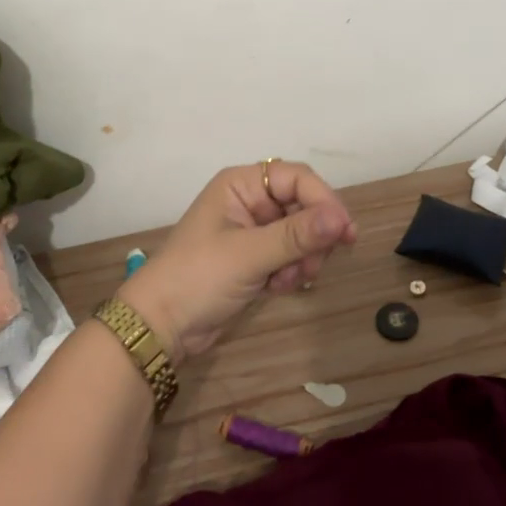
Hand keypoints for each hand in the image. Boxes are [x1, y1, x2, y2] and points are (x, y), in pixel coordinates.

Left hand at [116, 160, 356, 365]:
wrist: (160, 327)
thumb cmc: (198, 278)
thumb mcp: (250, 255)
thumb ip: (297, 235)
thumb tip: (343, 219)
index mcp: (241, 184)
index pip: (297, 178)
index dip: (324, 201)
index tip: (345, 232)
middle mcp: (249, 200)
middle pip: (303, 205)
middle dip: (313, 236)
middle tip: (314, 266)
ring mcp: (252, 231)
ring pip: (300, 233)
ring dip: (303, 258)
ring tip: (288, 281)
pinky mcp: (255, 258)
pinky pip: (289, 254)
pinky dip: (291, 271)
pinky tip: (277, 288)